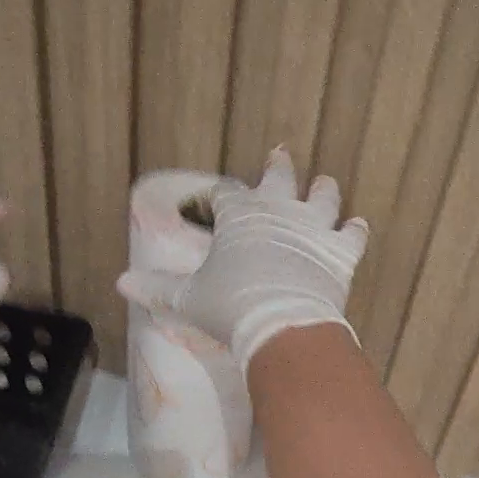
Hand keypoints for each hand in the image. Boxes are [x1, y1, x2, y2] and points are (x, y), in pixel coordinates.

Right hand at [118, 147, 368, 369]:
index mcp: (238, 214)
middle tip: (281, 153)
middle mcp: (278, 211)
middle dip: (279, 167)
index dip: (223, 195)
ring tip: (325, 184)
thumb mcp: (189, 299)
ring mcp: (314, 228)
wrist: (283, 324)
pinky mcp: (343, 252)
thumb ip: (158, 289)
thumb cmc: (231, 307)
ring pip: (323, 198)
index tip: (221, 197)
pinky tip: (357, 226)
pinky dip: (355, 231)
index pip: (227, 194)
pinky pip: (354, 235)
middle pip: (279, 179)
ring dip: (324, 191)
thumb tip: (121, 284)